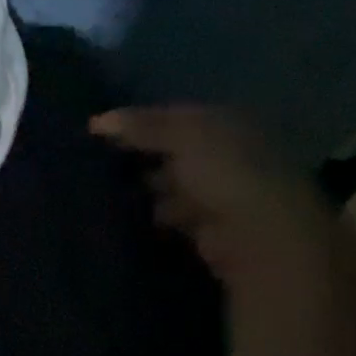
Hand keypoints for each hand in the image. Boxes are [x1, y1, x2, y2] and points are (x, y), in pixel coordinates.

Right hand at [90, 105, 334, 282]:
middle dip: (136, 155)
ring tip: (100, 189)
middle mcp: (226, 156)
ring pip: (166, 183)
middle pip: (170, 150)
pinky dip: (146, 214)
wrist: (260, 239)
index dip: (137, 121)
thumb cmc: (228, 176)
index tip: (98, 132)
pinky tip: (120, 214)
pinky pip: (166, 214)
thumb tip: (97, 121)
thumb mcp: (184, 138)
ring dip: (139, 187)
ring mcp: (218, 193)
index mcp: (228, 127)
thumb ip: (143, 126)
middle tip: (94, 161)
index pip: (175, 116)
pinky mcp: (205, 227)